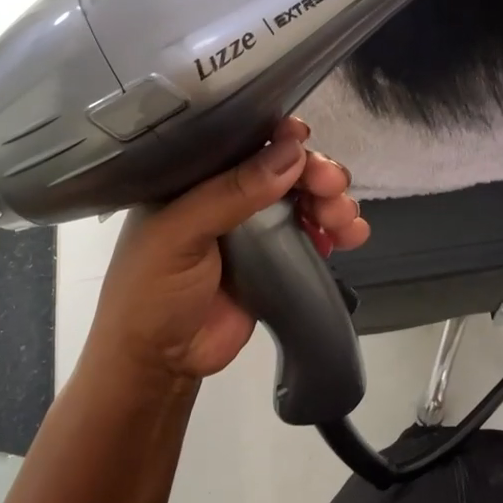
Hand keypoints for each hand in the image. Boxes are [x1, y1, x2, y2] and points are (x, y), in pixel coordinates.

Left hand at [88, 117, 368, 382]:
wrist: (159, 365)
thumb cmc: (151, 291)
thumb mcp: (181, 234)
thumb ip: (232, 193)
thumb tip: (292, 153)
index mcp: (194, 180)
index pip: (241, 143)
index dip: (276, 137)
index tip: (304, 137)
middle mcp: (226, 197)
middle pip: (282, 169)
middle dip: (315, 172)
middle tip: (333, 185)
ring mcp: (254, 230)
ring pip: (304, 200)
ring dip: (331, 202)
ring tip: (345, 219)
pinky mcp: (276, 260)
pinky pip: (312, 235)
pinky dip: (336, 231)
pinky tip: (351, 236)